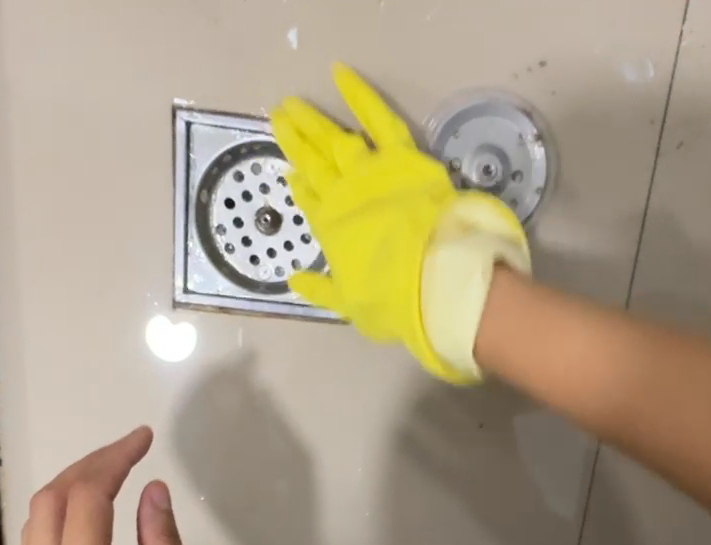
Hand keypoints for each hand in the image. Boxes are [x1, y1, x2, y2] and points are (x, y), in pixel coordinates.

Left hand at [18, 427, 202, 544]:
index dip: (114, 460)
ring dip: (70, 494)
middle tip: (130, 451)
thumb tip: (153, 492)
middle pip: (49, 504)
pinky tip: (97, 527)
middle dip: (88, 467)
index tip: (145, 439)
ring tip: (114, 478)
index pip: (86, 500)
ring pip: (36, 529)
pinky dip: (63, 526)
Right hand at [270, 63, 530, 383]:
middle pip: (315, 163)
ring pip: (335, 139)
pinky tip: (341, 74)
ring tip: (293, 105)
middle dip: (295, 141)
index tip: (291, 173)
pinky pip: (379, 118)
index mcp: (331, 232)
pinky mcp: (401, 157)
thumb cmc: (392, 301)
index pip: (311, 202)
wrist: (433, 280)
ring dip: (313, 121)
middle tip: (278, 118)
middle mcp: (344, 197)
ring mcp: (370, 173)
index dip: (300, 186)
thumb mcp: (351, 305)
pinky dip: (360, 94)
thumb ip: (323, 290)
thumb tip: (295, 281)